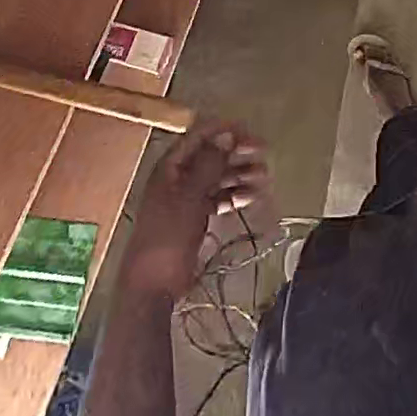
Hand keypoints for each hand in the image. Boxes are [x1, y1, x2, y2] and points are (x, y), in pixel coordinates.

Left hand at [120, 120, 267, 296]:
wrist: (152, 284)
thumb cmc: (168, 236)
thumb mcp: (190, 197)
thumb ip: (208, 165)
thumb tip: (227, 134)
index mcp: (171, 166)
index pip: (199, 136)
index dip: (223, 131)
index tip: (250, 132)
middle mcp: (178, 176)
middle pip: (210, 156)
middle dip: (236, 153)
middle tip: (264, 154)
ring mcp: (186, 197)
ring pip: (216, 177)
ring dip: (239, 174)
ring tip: (264, 176)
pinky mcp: (194, 217)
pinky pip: (217, 198)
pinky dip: (233, 196)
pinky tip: (252, 196)